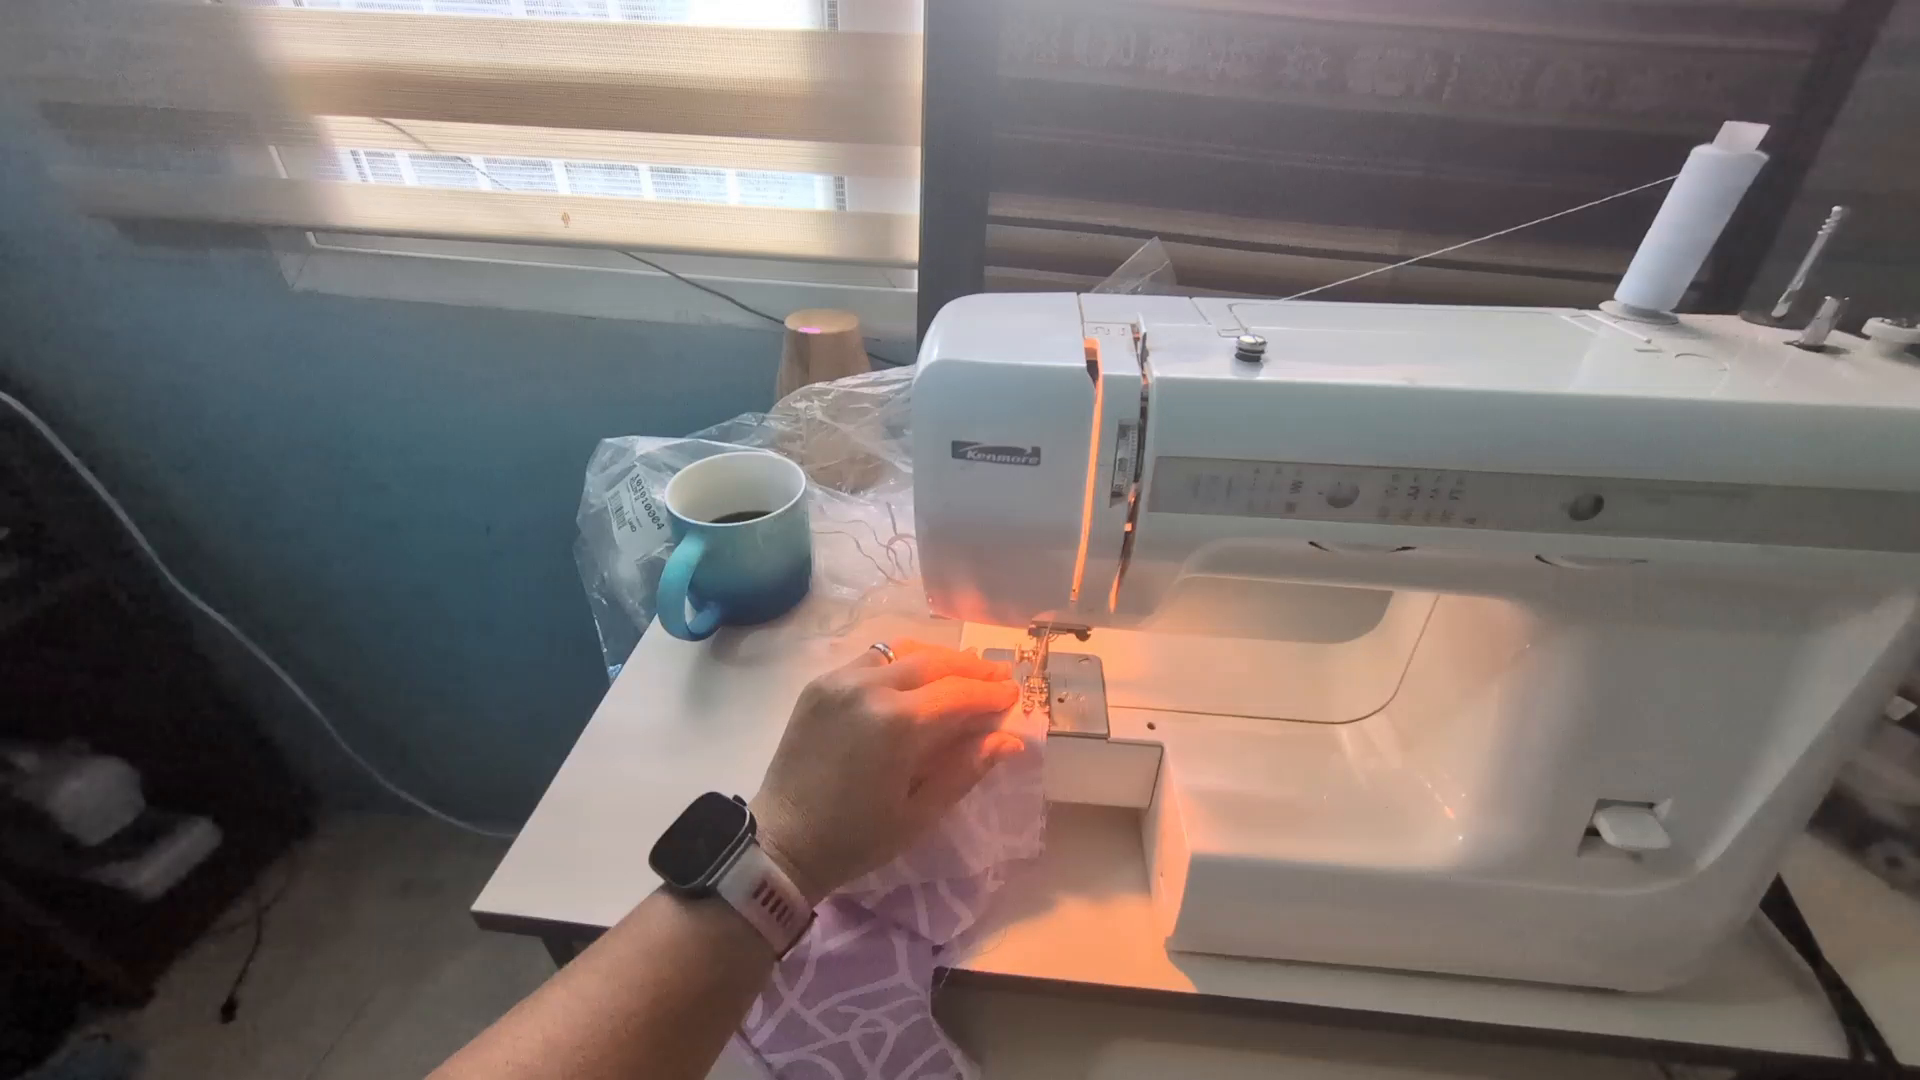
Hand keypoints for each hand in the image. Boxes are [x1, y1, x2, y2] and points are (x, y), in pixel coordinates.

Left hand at [750, 640, 1023, 904]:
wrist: (781, 842)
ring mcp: (841, 680)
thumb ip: (966, 768)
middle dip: (970, 667)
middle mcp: (870, 688)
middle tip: (997, 673)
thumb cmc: (857, 838)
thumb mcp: (920, 813)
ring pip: (902, 652)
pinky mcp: (820, 684)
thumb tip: (1010, 739)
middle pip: (934, 662)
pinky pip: (871, 659)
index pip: (959, 693)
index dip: (990, 693)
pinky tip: (914, 675)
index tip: (1013, 693)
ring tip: (962, 669)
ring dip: (937, 658)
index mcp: (898, 724)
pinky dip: (900, 661)